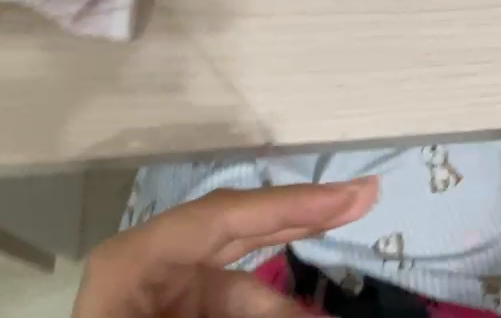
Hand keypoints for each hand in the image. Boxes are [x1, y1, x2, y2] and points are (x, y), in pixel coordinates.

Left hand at [71, 179, 378, 316]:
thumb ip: (250, 313)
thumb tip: (316, 315)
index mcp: (137, 258)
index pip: (228, 215)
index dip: (293, 203)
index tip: (351, 195)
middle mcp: (156, 263)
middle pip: (242, 230)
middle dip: (304, 217)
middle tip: (363, 196)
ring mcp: (167, 293)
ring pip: (245, 286)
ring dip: (292, 301)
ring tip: (334, 313)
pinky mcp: (179, 317)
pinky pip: (234, 308)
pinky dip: (270, 313)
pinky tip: (308, 315)